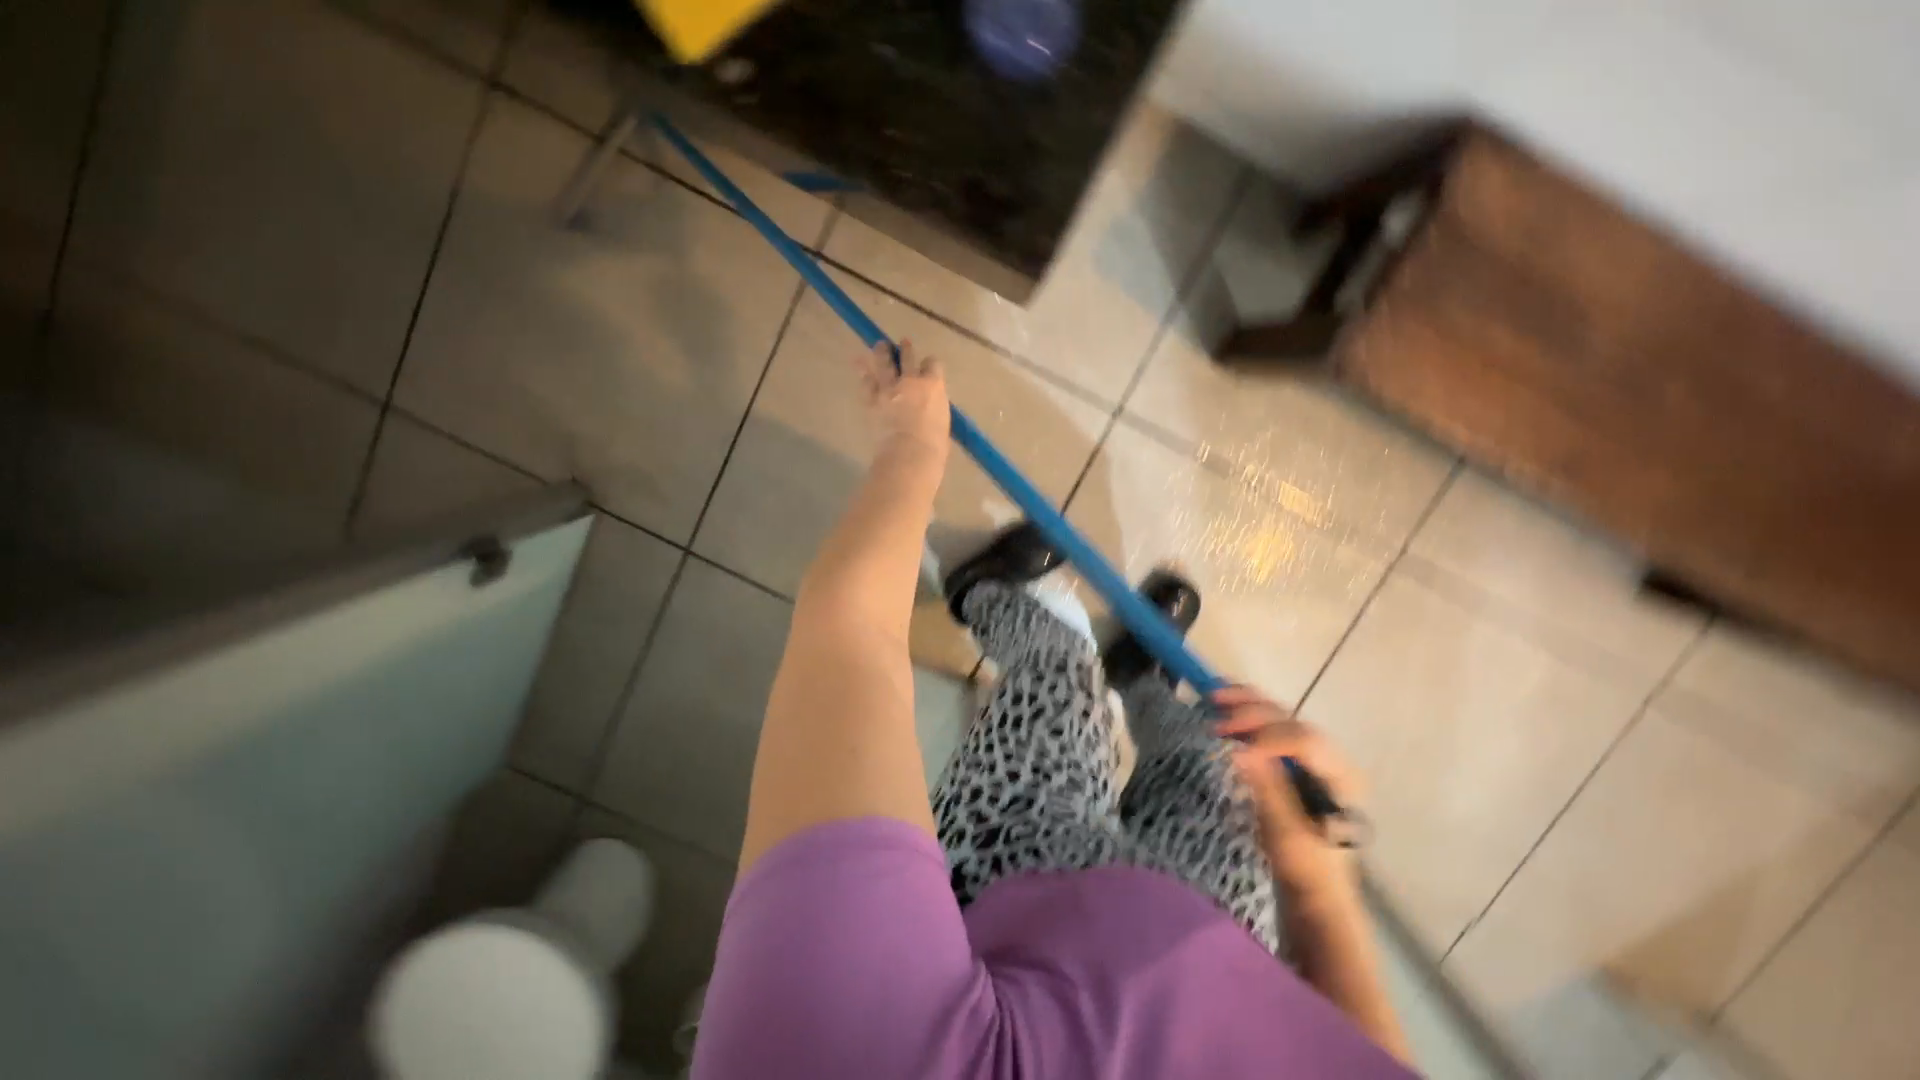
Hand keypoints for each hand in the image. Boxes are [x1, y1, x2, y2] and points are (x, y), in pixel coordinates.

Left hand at [852, 340, 948, 464]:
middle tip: (903, 341)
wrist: (909, 454)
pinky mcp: (872, 401)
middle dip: (905, 348)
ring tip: (878, 345)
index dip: (931, 363)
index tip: (929, 364)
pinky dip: (863, 374)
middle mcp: (910, 381)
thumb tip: (929, 411)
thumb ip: (935, 410)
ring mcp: (889, 389)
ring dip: (881, 353)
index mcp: (933, 386)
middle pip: (907, 357)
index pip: (933, 365)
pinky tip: (859, 366)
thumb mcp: (943, 423)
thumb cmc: (934, 445)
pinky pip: (866, 383)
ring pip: (884, 364)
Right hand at [1213, 686, 1363, 903]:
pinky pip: (1274, 730)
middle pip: (1292, 721)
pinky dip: (1249, 717)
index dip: (1266, 734)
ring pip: (1283, 719)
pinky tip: (1226, 711)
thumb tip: (1241, 750)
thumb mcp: (1286, 834)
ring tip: (1215, 695)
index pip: (1303, 740)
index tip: (1227, 740)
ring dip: (1248, 706)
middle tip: (1213, 706)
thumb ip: (1268, 789)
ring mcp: (1316, 762)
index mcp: (1340, 777)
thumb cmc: (1306, 869)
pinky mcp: (1297, 766)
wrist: (1315, 895)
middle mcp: (1332, 761)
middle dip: (1252, 711)